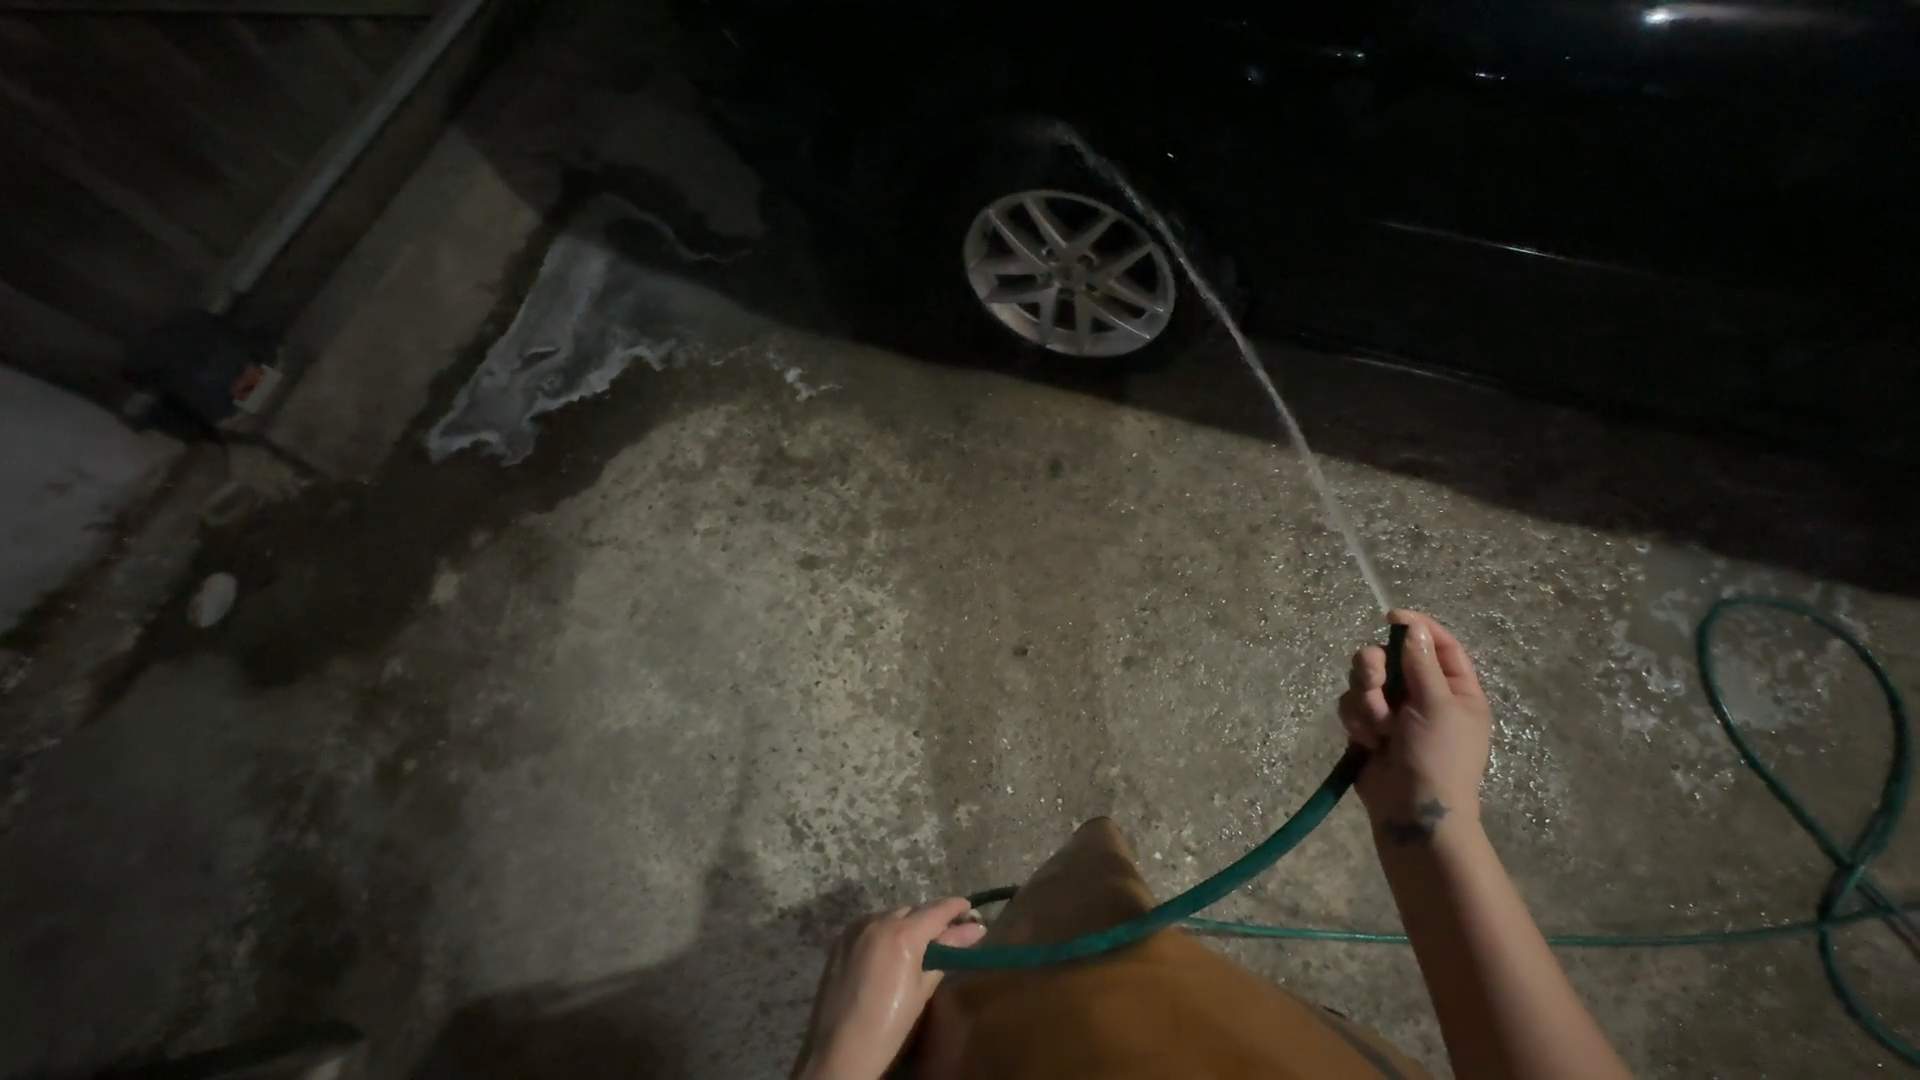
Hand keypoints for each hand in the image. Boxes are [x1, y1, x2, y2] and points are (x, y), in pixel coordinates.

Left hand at [792, 897, 986, 1079]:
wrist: (839, 1051)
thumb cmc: (889, 1026)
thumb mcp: (923, 989)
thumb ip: (947, 952)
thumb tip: (975, 929)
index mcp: (903, 934)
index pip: (937, 910)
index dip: (956, 907)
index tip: (971, 909)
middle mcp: (878, 921)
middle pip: (914, 910)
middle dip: (932, 919)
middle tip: (950, 935)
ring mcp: (856, 928)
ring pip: (892, 915)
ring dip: (909, 924)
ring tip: (921, 946)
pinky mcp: (841, 939)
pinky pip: (872, 925)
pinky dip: (887, 931)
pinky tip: (892, 952)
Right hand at [1339, 610, 1490, 843]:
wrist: (1412, 809)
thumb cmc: (1439, 757)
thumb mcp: (1438, 705)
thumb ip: (1421, 663)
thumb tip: (1412, 626)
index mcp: (1455, 690)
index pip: (1438, 645)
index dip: (1416, 628)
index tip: (1391, 617)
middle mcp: (1423, 695)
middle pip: (1390, 657)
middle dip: (1375, 669)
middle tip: (1374, 683)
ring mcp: (1394, 711)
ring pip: (1364, 680)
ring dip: (1366, 700)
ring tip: (1377, 727)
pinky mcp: (1368, 726)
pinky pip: (1351, 704)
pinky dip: (1356, 719)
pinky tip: (1366, 740)